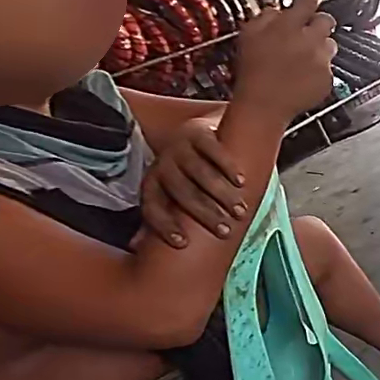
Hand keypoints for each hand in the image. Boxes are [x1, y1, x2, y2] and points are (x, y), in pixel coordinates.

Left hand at [142, 118, 247, 247]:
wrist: (197, 132)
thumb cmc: (185, 172)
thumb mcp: (168, 191)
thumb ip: (159, 215)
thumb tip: (137, 247)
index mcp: (152, 183)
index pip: (153, 207)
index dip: (164, 226)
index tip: (183, 244)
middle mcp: (163, 165)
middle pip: (182, 192)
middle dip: (205, 214)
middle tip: (226, 231)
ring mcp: (181, 148)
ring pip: (200, 173)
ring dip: (221, 194)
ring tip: (240, 212)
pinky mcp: (200, 134)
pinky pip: (214, 151)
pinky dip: (228, 167)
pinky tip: (242, 183)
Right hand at [233, 0, 336, 122]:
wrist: (264, 104)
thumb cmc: (253, 71)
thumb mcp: (249, 35)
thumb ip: (266, 17)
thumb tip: (278, 11)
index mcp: (289, 26)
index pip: (308, 0)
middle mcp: (310, 40)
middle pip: (327, 20)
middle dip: (319, 23)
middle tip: (307, 31)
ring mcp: (322, 60)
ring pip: (330, 44)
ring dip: (320, 47)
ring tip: (303, 57)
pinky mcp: (328, 78)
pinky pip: (328, 67)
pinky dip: (319, 69)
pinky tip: (303, 75)